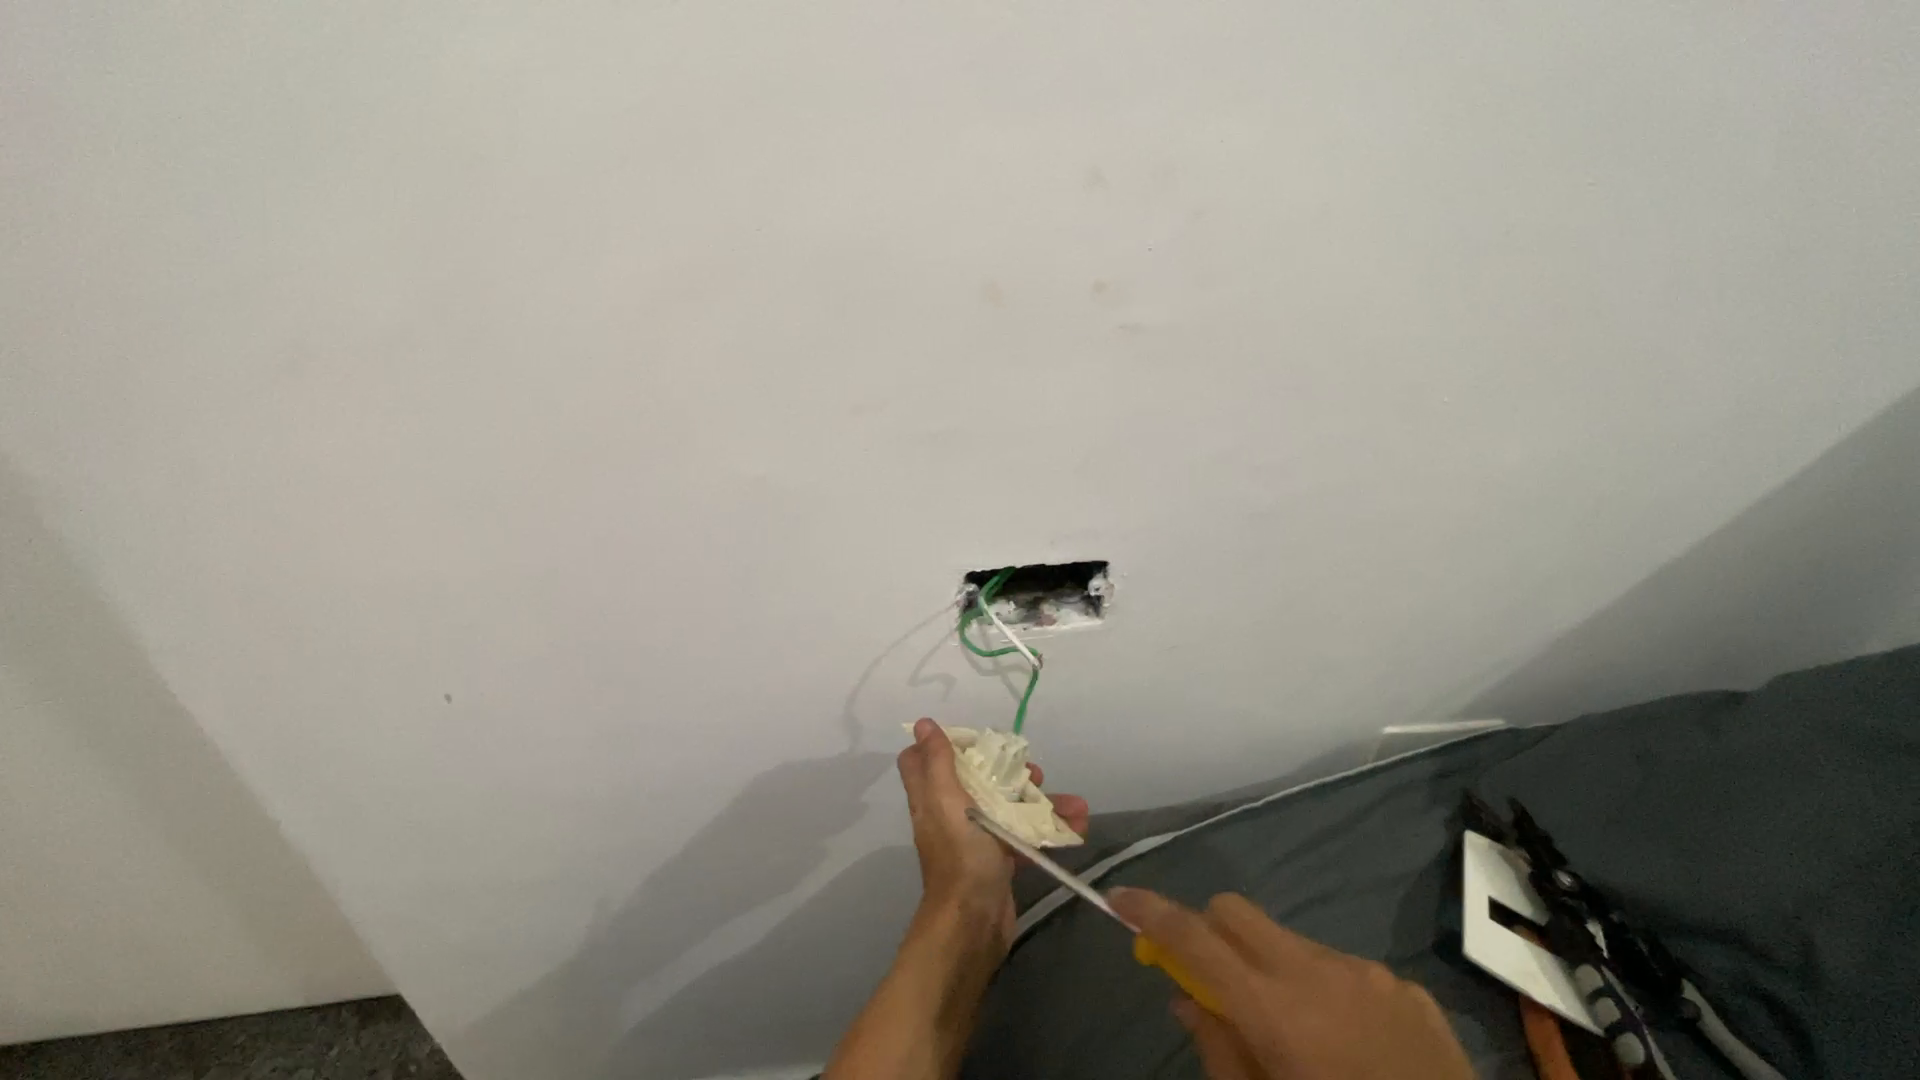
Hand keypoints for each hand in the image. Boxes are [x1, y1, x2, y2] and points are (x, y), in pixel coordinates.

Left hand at [896, 718, 1089, 950]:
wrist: (974, 924)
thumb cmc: (960, 857)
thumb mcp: (947, 802)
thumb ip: (937, 763)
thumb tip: (922, 724)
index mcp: (932, 799)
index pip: (922, 762)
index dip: (943, 746)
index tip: (976, 739)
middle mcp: (951, 815)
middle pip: (975, 780)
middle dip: (1008, 772)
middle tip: (1034, 772)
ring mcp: (977, 838)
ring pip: (1007, 807)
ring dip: (1042, 802)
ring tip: (1075, 804)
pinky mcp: (1000, 860)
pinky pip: (1025, 835)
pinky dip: (1050, 830)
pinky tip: (1077, 827)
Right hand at [1109, 889, 1474, 1079]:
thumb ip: (1219, 1048)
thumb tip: (1186, 997)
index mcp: (1275, 1010)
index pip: (1193, 940)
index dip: (1150, 913)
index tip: (1118, 897)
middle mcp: (1317, 972)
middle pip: (1234, 911)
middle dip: (1207, 930)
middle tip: (1207, 976)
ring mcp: (1367, 973)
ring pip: (1288, 940)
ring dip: (1268, 966)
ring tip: (1295, 1030)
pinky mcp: (1406, 986)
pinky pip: (1343, 968)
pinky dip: (1323, 990)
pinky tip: (1350, 1044)